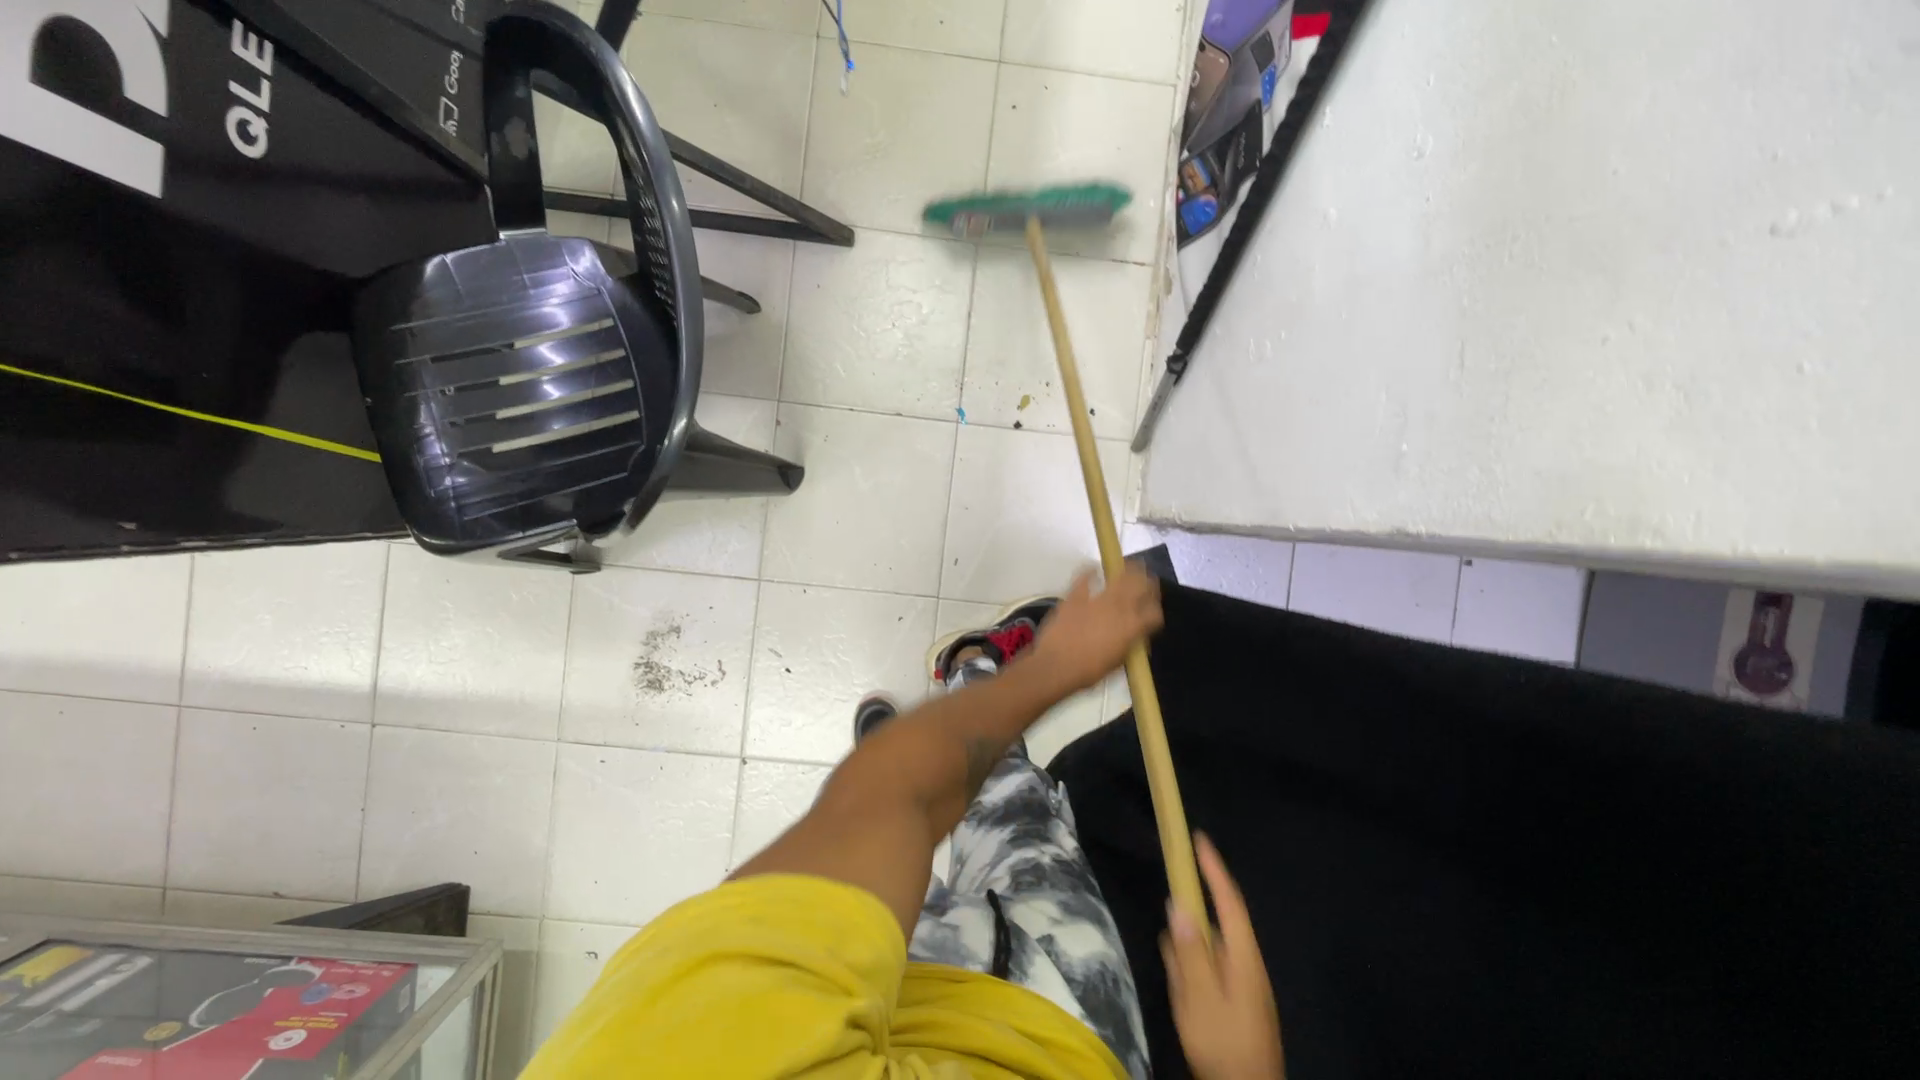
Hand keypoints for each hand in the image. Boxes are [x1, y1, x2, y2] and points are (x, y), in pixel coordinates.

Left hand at [1025, 564, 1162, 692]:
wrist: (1055, 666)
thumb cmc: (1088, 671)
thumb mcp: (1117, 662)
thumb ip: (1129, 645)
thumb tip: (1135, 637)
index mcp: (1132, 627)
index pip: (1154, 612)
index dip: (1155, 611)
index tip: (1152, 611)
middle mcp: (1119, 608)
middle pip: (1142, 585)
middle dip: (1147, 582)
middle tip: (1146, 582)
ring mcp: (1097, 598)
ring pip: (1120, 575)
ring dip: (1127, 570)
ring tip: (1129, 567)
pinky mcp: (1075, 594)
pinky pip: (1085, 576)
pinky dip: (1090, 571)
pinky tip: (1093, 569)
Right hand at [1162, 835, 1284, 1079]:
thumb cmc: (1224, 1044)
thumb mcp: (1200, 998)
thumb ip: (1190, 951)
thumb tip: (1179, 905)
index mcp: (1243, 957)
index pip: (1228, 901)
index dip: (1213, 869)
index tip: (1199, 839)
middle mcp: (1246, 965)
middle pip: (1217, 926)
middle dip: (1192, 922)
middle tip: (1172, 924)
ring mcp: (1243, 987)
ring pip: (1209, 953)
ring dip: (1189, 957)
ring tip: (1178, 982)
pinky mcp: (1235, 1005)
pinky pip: (1209, 976)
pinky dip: (1192, 977)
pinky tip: (1182, 992)